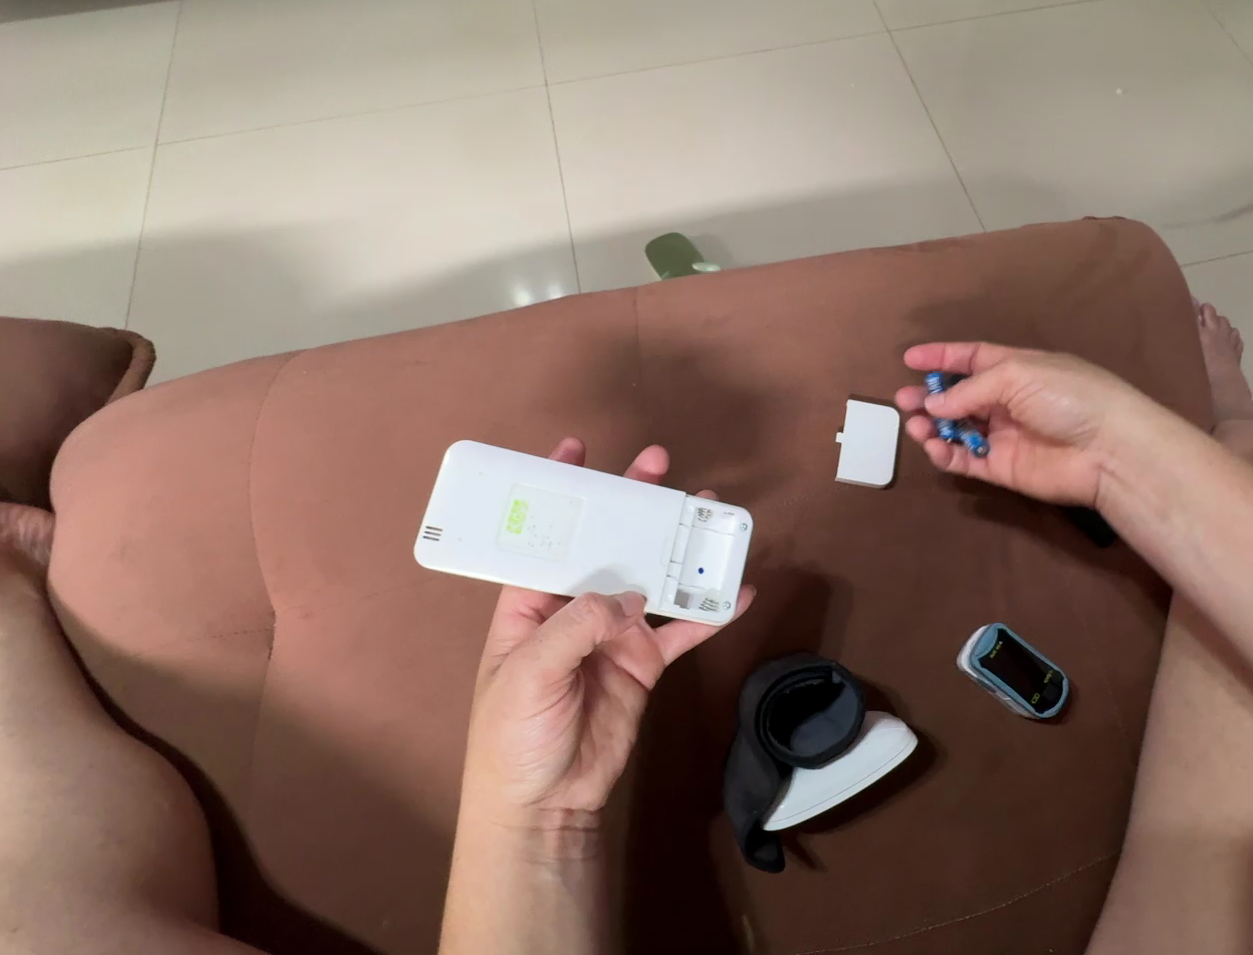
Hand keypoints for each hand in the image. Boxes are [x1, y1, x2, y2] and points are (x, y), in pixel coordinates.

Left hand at [461, 438, 754, 833]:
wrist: (546, 803)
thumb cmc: (513, 735)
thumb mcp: (528, 675)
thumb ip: (575, 627)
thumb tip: (628, 598)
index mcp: (531, 602)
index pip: (546, 536)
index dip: (559, 494)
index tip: (576, 450)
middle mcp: (576, 607)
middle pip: (609, 544)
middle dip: (632, 505)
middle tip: (659, 465)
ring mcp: (615, 633)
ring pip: (653, 578)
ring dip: (680, 548)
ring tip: (711, 515)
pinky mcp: (645, 662)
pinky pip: (683, 629)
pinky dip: (710, 612)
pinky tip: (739, 592)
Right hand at [894, 342, 1139, 506]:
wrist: (1108, 449)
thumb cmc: (1068, 397)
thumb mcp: (1017, 375)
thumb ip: (970, 389)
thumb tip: (934, 403)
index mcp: (1016, 369)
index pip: (971, 358)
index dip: (941, 357)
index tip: (909, 359)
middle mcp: (1007, 401)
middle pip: (958, 396)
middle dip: (929, 396)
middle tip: (902, 400)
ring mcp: (1003, 435)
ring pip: (957, 429)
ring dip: (932, 425)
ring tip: (914, 425)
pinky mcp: (1002, 468)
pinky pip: (965, 459)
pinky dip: (946, 454)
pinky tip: (934, 446)